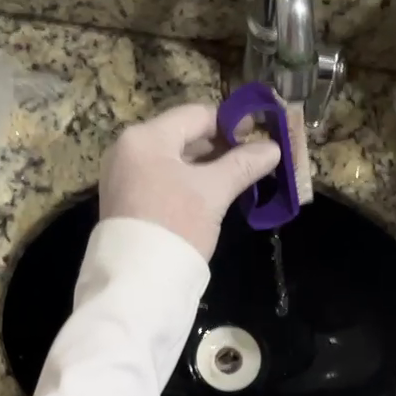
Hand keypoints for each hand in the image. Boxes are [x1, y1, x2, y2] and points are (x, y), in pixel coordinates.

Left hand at [100, 103, 283, 260]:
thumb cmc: (177, 226)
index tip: (257, 135)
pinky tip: (204, 198)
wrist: (140, 280)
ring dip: (202, 167)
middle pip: (181, 137)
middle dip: (217, 148)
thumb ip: (242, 166)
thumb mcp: (213, 193)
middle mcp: (127, 149)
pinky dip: (183, 183)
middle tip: (248, 161)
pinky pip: (159, 180)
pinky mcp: (123, 201)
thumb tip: (274, 148)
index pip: (196, 115)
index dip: (230, 123)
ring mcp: (121, 176)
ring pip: (171, 161)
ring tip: (231, 181)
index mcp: (146, 137)